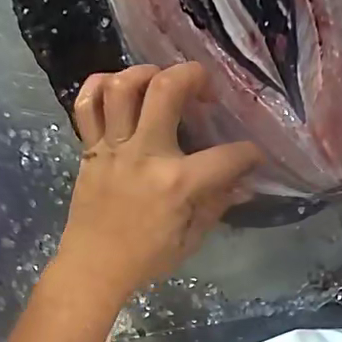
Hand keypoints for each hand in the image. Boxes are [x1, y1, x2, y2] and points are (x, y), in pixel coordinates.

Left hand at [53, 63, 261, 301]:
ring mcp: (112, 148)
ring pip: (123, 87)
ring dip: (146, 73)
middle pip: (166, 90)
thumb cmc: (147, 259)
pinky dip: (100, 87)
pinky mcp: (89, 150)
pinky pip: (87, 105)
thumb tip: (242, 185)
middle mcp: (145, 155)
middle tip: (205, 88)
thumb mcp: (191, 238)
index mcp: (177, 183)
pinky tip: (119, 90)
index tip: (254, 157)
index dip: (250, 153)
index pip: (227, 157)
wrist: (94, 268)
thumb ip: (216, 205)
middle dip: (194, 76)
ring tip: (161, 83)